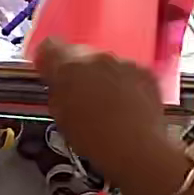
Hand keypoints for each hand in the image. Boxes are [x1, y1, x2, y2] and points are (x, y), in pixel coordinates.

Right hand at [33, 40, 186, 194]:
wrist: (135, 148)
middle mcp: (95, 57)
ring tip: (107, 106)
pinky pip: (128, 72)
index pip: (49, 46)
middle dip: (78, 71)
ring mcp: (122, 62)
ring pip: (105, 63)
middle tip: (80, 97)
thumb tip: (58, 85)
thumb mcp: (60, 117)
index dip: (48, 60)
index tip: (51, 74)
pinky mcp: (144, 71)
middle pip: (80, 54)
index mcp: (67, 66)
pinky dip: (125, 84)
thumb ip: (56, 92)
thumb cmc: (92, 139)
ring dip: (102, 77)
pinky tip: (126, 106)